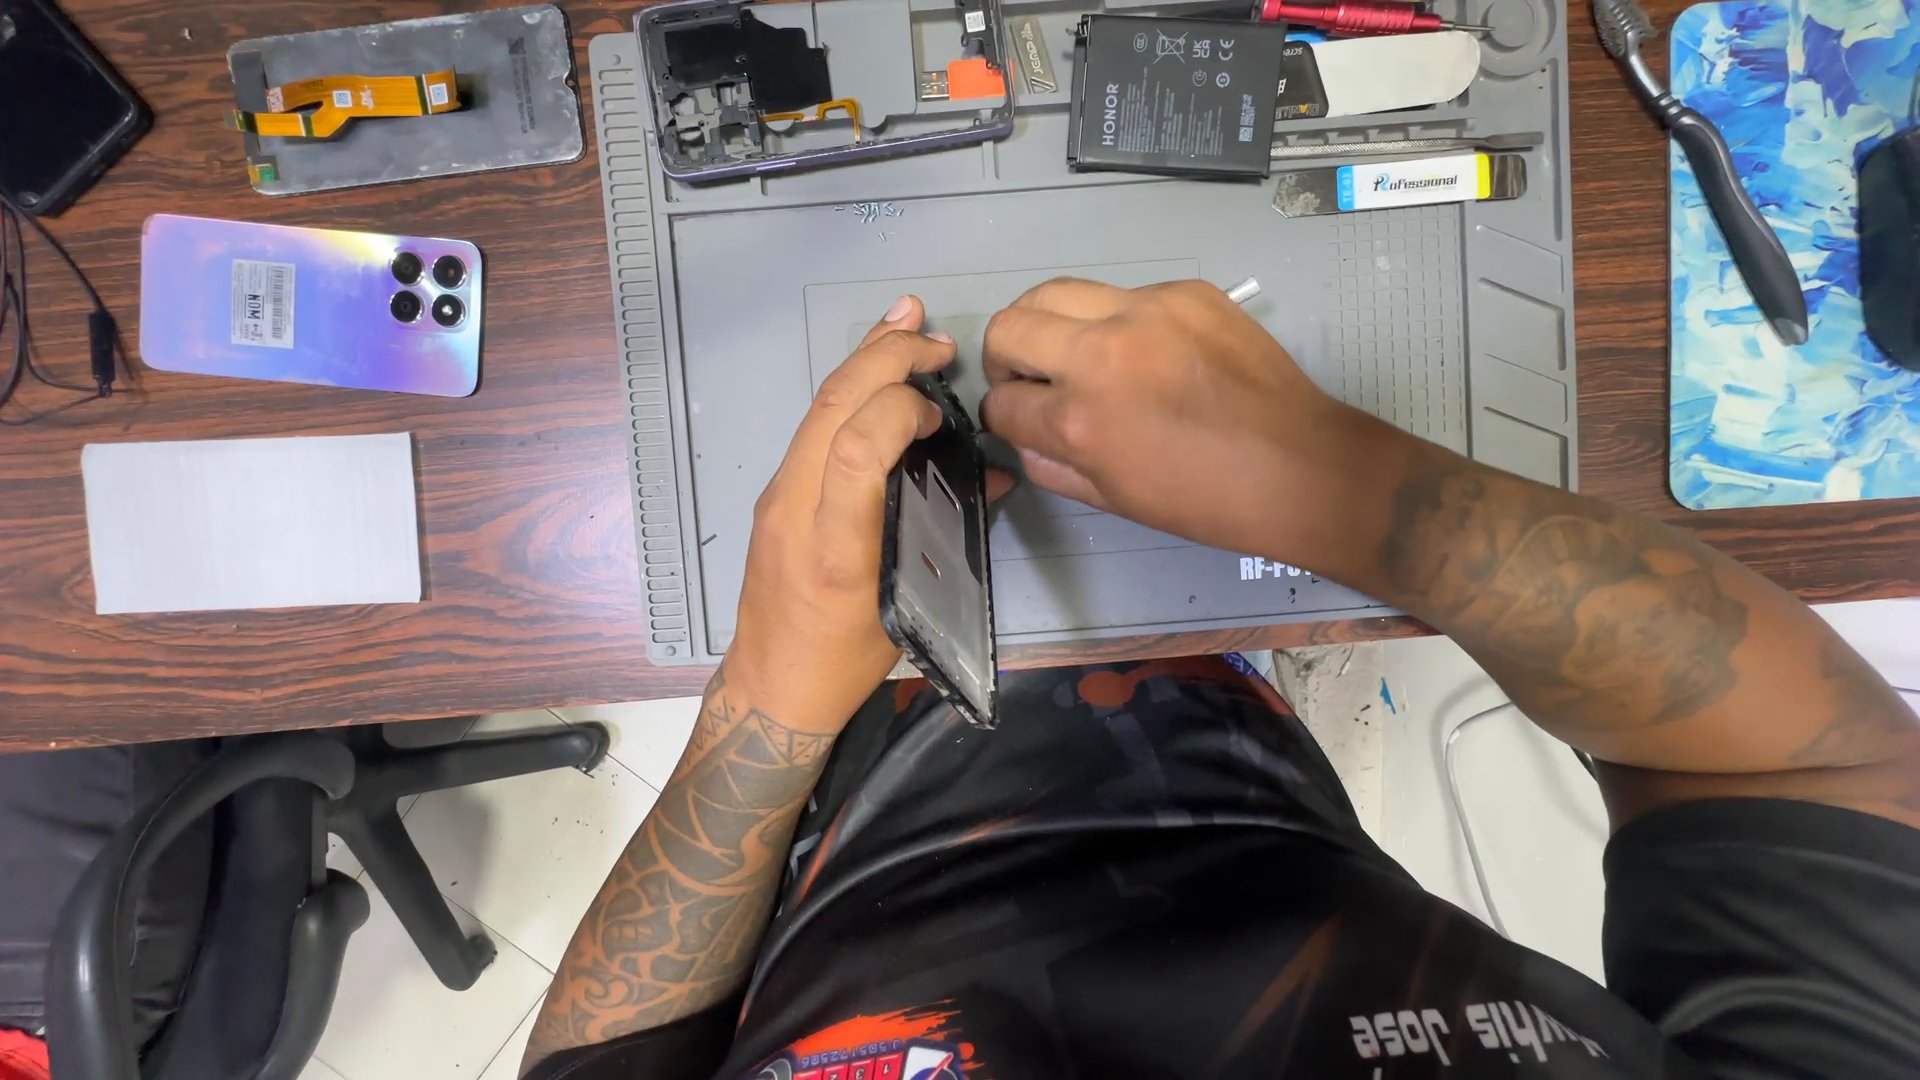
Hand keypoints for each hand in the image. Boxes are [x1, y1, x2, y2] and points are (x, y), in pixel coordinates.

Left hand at [727, 296, 951, 734]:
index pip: (856, 448)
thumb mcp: (909, 603)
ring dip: (863, 362)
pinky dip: (848, 391)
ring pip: (816, 408)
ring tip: (905, 328)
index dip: (899, 408)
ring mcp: (777, 496)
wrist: (772, 685)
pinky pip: (812, 428)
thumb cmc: (846, 659)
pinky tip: (875, 377)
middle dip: (883, 357)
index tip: (938, 409)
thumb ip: (945, 533)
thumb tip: (991, 479)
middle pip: (830, 407)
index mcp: (834, 546)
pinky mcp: (774, 494)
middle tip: (933, 337)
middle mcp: (794, 508)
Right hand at [980, 278, 1364, 561]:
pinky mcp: (1183, 290)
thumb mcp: (1111, 499)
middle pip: (1008, 326)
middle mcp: (1101, 352)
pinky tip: (1143, 350)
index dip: (1003, 417)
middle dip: (1004, 359)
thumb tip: (1024, 433)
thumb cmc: (1202, 499)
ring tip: (1072, 352)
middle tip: (1032, 380)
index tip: (1022, 421)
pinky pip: (1117, 294)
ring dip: (1045, 325)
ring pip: (1052, 291)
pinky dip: (1109, 320)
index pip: (1001, 402)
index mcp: (1080, 419)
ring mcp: (1145, 310)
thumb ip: (1050, 464)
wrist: (1298, 464)